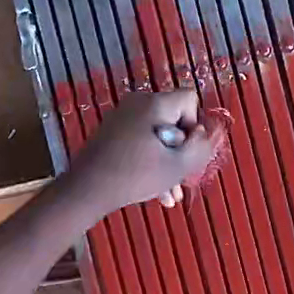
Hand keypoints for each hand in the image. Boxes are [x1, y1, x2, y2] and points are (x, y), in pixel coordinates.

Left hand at [63, 90, 224, 215]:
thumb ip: (201, 147)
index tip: (186, 150)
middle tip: (181, 176)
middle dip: (181, 150)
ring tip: (171, 193)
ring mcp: (122, 116)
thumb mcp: (177, 166)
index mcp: (154, 103)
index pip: (189, 99)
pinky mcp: (112, 131)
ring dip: (167, 162)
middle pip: (174, 119)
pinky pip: (141, 140)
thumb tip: (206, 133)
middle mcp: (137, 102)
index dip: (194, 126)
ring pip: (158, 135)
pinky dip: (150, 160)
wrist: (86, 189)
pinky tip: (157, 192)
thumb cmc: (134, 176)